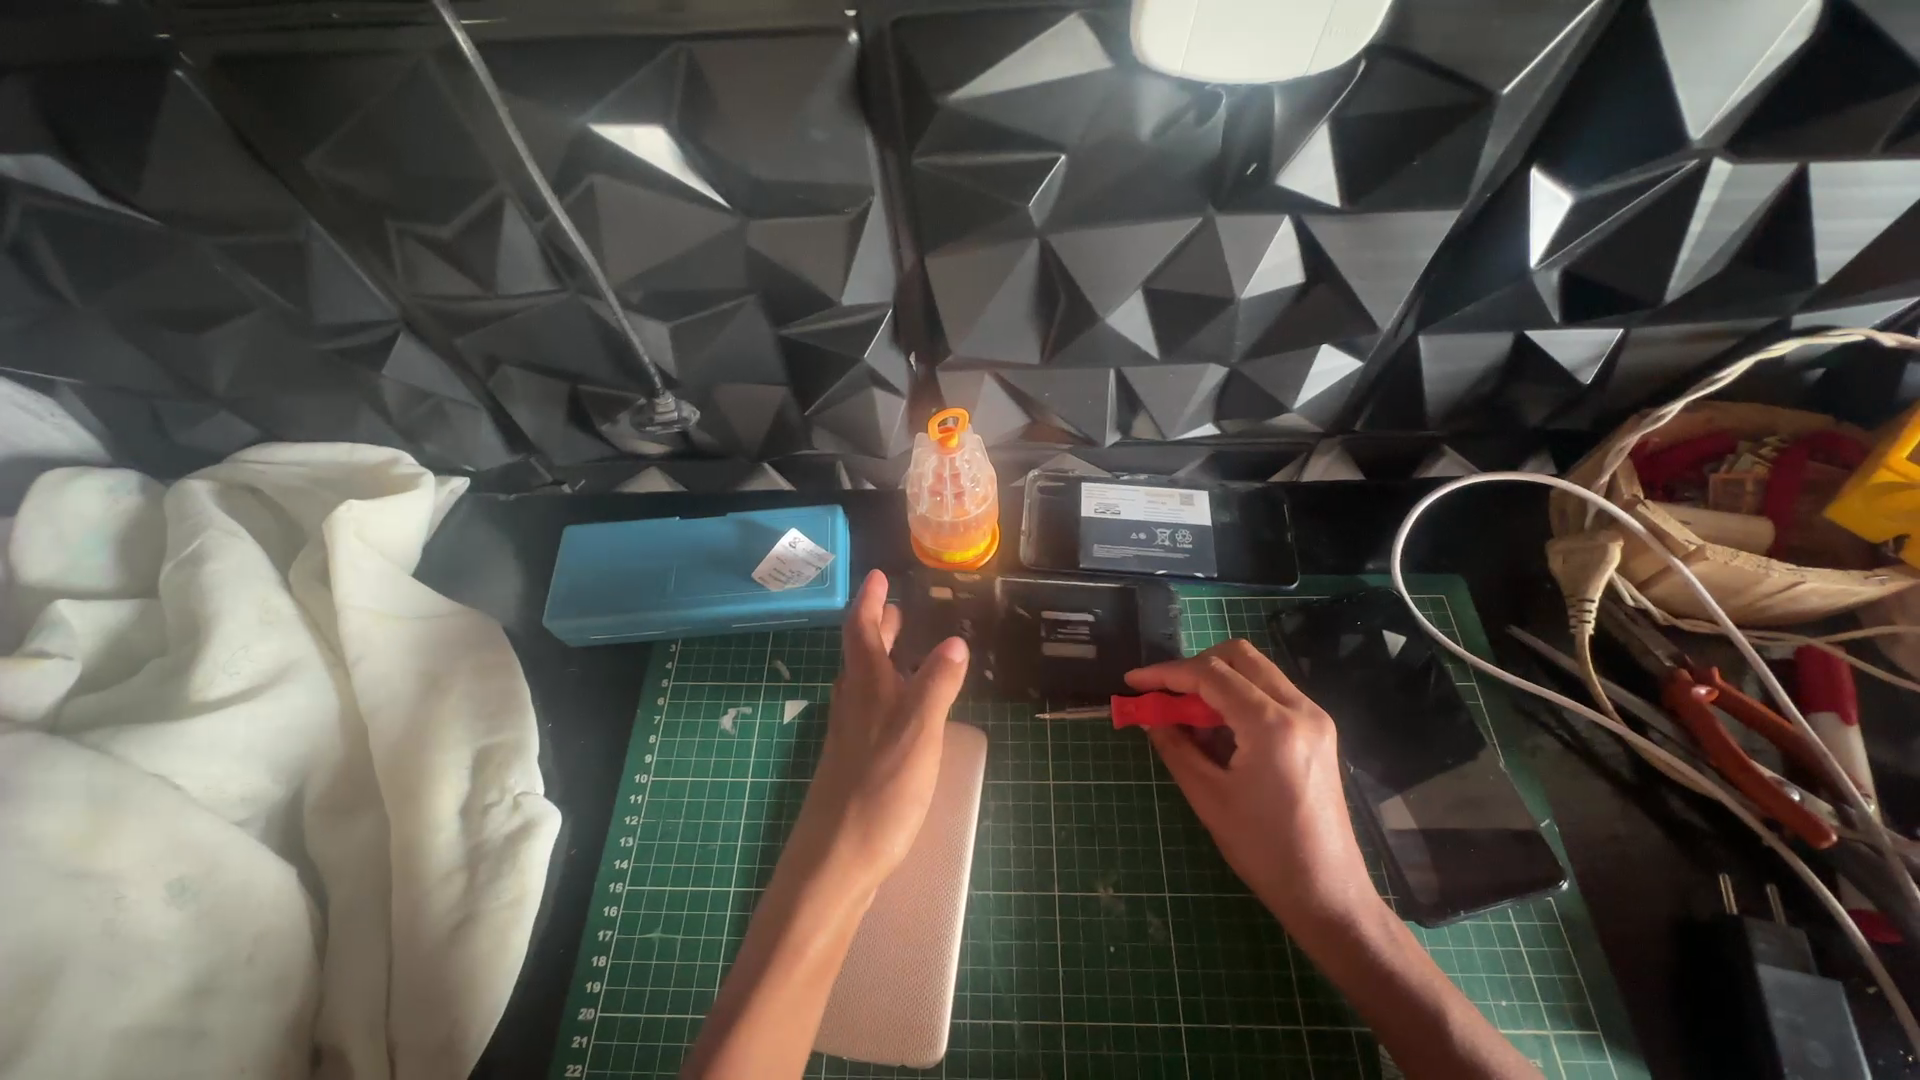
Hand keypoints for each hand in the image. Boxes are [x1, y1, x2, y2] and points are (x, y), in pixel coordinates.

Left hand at [796, 569, 969, 888]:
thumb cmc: (880, 789)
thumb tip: (954, 640)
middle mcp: (853, 704)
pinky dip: (888, 693)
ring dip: (882, 658)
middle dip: (878, 627)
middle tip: (896, 607)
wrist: (837, 860)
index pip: (862, 631)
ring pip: (864, 683)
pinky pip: (871, 711)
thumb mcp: (918, 732)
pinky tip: (904, 713)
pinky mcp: (855, 763)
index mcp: (866, 688)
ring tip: (904, 648)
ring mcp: (850, 736)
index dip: (870, 601)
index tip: (878, 576)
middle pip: (861, 654)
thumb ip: (936, 685)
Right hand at [1128, 640, 1378, 927]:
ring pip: (1256, 671)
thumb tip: (1148, 715)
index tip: (1132, 682)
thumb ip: (1175, 747)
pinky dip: (1237, 698)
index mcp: (1272, 725)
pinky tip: (1216, 731)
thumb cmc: (1263, 850)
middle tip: (1164, 696)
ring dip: (1216, 682)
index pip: (1210, 674)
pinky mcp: (1318, 732)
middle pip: (1238, 656)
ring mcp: (1314, 718)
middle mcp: (1300, 709)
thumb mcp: (1208, 797)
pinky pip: (1270, 694)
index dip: (1166, 673)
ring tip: (1186, 719)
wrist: (1327, 892)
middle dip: (1194, 668)